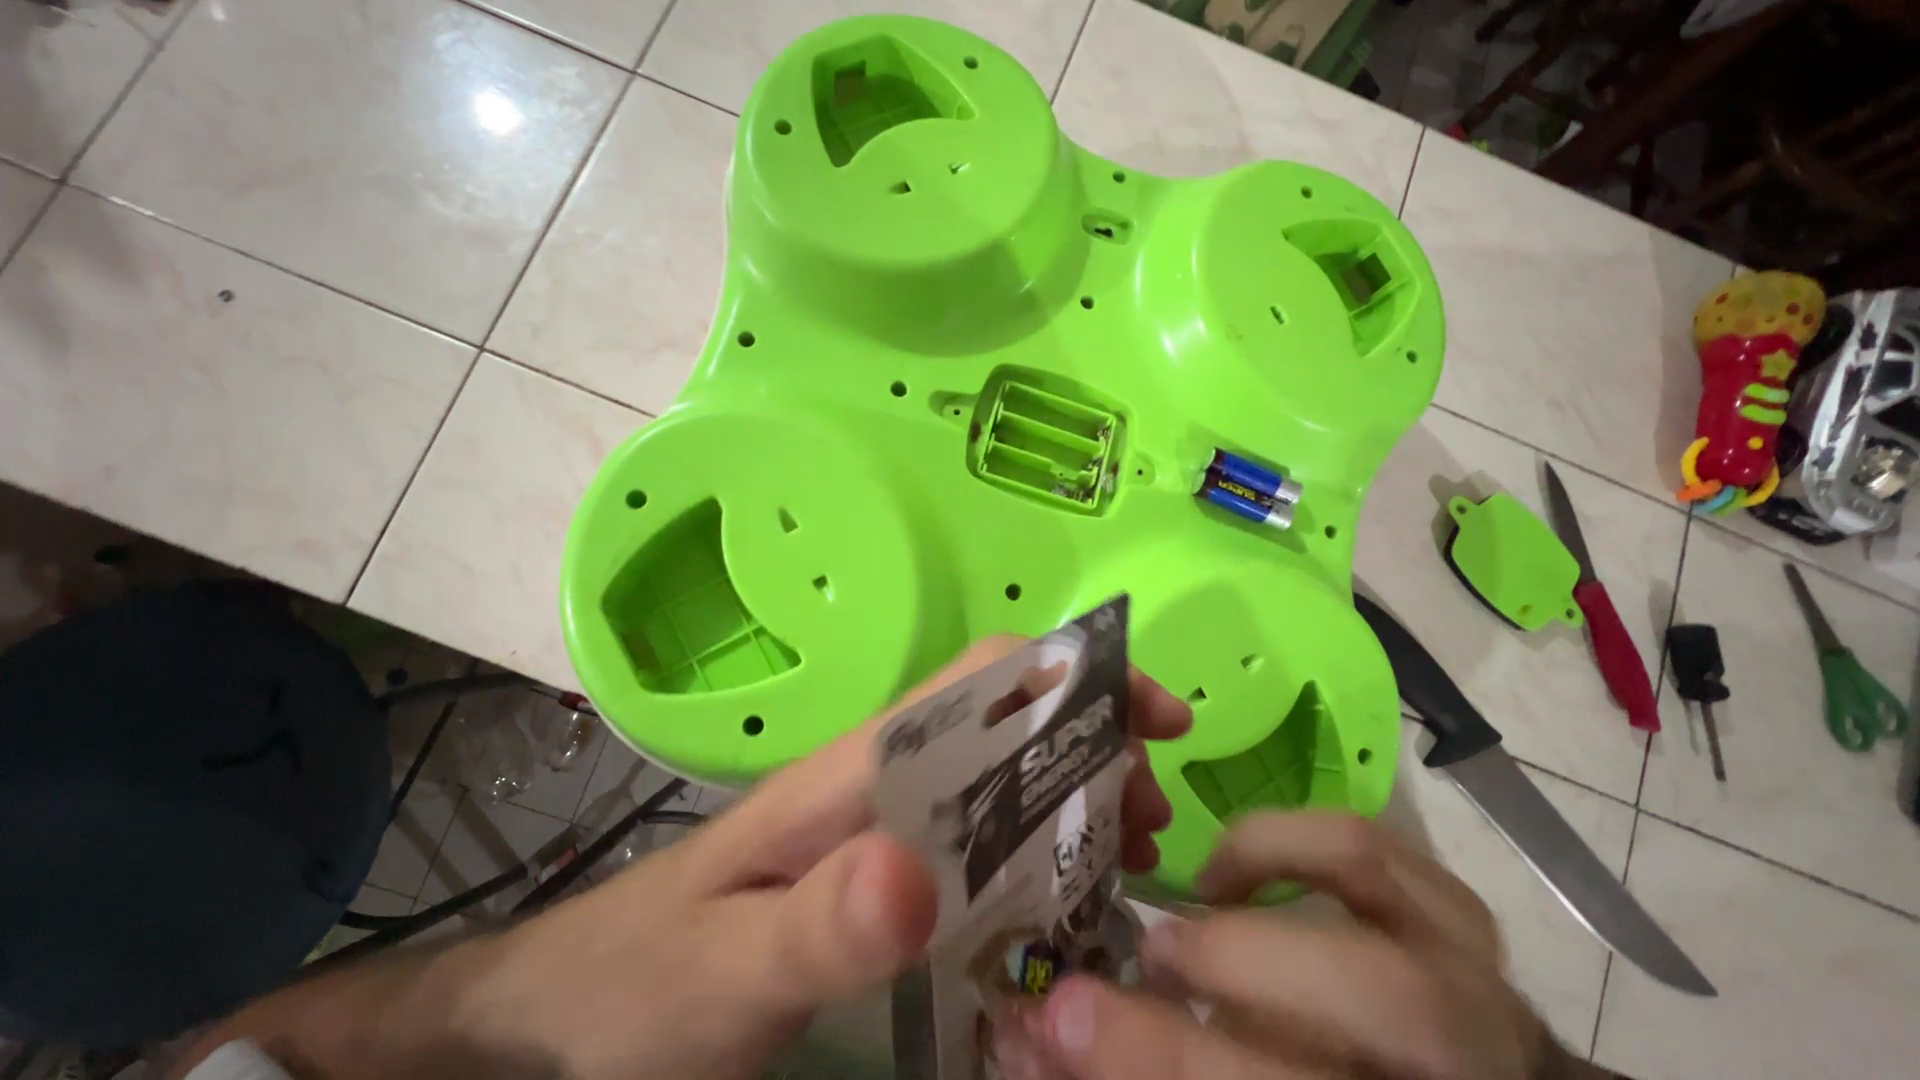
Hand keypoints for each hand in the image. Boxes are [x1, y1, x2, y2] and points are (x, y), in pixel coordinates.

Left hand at [464, 635, 1192, 1079]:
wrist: (560, 1022)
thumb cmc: (638, 987)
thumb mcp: (729, 967)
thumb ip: (819, 926)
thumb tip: (918, 874)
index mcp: (856, 774)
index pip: (980, 681)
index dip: (1074, 676)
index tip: (1156, 720)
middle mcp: (877, 788)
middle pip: (1008, 729)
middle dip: (1096, 750)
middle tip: (1146, 828)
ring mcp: (877, 838)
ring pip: (1001, 788)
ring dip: (1076, 805)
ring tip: (1123, 867)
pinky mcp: (872, 889)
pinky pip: (977, 854)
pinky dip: (1039, 862)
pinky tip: (1063, 911)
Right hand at [995, 814, 1576, 1079]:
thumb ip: (1156, 1066)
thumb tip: (1045, 1033)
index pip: (1268, 1077)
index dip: (1155, 1051)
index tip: (1059, 1014)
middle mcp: (1452, 1050)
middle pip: (1359, 988)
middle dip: (1231, 957)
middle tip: (1150, 953)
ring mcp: (1470, 974)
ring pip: (1378, 881)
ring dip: (1267, 859)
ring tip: (1204, 889)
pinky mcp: (1463, 921)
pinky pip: (1380, 845)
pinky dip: (1299, 836)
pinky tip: (1245, 869)